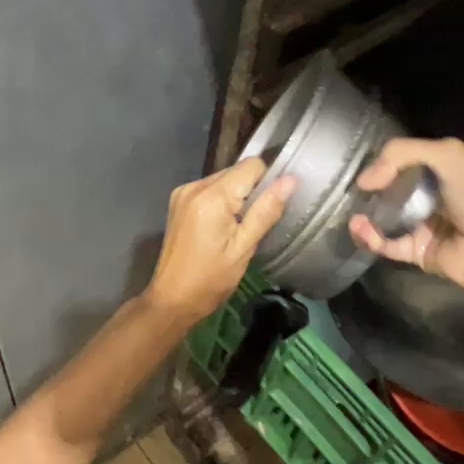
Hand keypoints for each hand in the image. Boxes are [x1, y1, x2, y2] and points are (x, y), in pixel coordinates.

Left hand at [144, 158, 297, 321]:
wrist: (173, 298)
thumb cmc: (211, 278)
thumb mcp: (244, 247)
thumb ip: (266, 210)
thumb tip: (291, 179)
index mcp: (212, 196)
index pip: (251, 165)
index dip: (268, 181)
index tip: (270, 207)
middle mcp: (195, 186)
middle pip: (236, 170)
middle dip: (251, 190)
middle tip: (252, 224)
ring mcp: (183, 191)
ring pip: (224, 178)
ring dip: (236, 196)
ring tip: (237, 228)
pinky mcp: (178, 200)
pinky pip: (210, 188)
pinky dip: (221, 201)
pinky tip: (221, 226)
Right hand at [347, 138, 463, 302]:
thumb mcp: (450, 155)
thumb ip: (403, 154)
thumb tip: (365, 180)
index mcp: (448, 171)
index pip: (409, 162)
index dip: (386, 162)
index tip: (365, 165)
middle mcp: (436, 197)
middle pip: (396, 190)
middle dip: (374, 189)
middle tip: (352, 188)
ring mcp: (427, 227)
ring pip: (388, 218)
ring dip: (368, 214)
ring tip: (353, 210)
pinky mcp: (420, 254)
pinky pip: (388, 244)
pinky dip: (370, 237)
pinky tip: (359, 227)